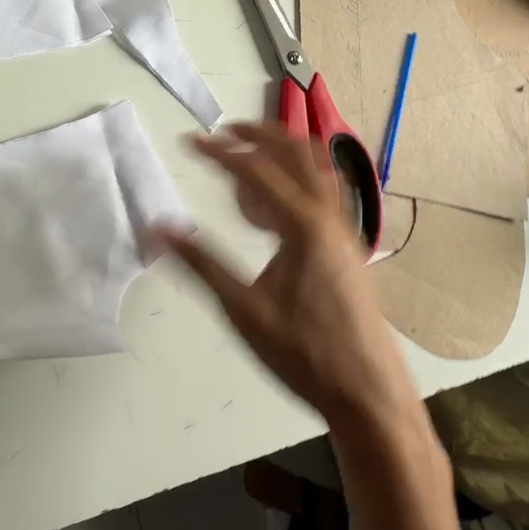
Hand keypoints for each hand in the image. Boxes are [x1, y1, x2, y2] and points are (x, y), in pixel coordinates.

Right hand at [155, 123, 401, 420]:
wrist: (370, 397)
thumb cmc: (304, 353)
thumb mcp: (242, 310)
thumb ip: (201, 263)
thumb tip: (158, 226)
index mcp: (304, 225)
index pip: (256, 169)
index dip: (219, 151)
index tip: (189, 141)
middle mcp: (330, 218)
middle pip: (298, 153)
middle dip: (260, 134)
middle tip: (225, 131)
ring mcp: (345, 233)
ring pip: (318, 170)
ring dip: (283, 153)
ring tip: (248, 159)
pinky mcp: (349, 250)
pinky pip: (324, 194)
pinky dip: (296, 180)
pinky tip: (272, 209)